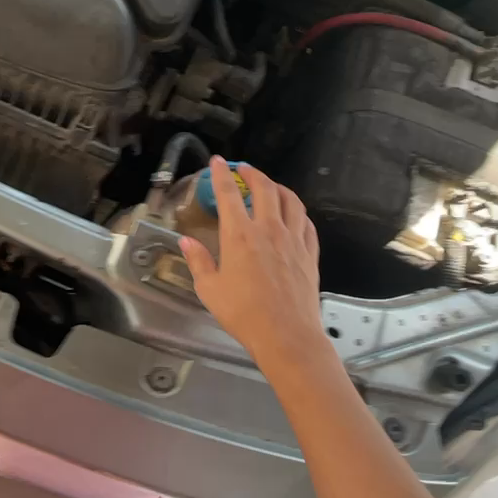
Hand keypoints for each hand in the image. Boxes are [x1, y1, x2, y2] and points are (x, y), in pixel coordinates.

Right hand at [179, 157, 331, 367]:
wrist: (286, 336)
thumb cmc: (243, 313)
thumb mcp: (209, 289)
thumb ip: (198, 261)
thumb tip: (187, 241)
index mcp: (239, 235)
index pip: (228, 194)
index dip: (220, 174)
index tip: (217, 161)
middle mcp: (268, 230)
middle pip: (264, 188)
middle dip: (252, 172)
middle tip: (243, 168)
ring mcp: (293, 240)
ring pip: (291, 200)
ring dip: (278, 187)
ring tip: (270, 186)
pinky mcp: (310, 253)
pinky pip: (306, 223)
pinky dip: (297, 211)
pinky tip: (293, 214)